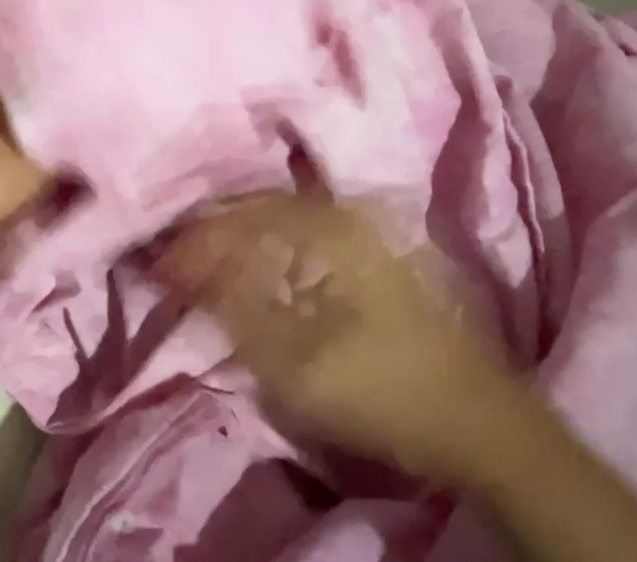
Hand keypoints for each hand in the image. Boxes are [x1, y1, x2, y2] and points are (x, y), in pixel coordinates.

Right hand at [156, 191, 515, 480]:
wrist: (479, 426)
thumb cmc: (380, 389)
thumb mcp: (289, 357)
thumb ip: (226, 303)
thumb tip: (173, 265)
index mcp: (325, 229)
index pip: (235, 218)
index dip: (190, 242)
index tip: (156, 266)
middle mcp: (343, 216)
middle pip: (255, 210)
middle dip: (209, 236)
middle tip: (172, 263)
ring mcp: (362, 236)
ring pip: (276, 223)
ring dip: (234, 244)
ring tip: (202, 269)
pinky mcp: (370, 259)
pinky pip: (298, 239)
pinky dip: (263, 253)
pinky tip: (248, 276)